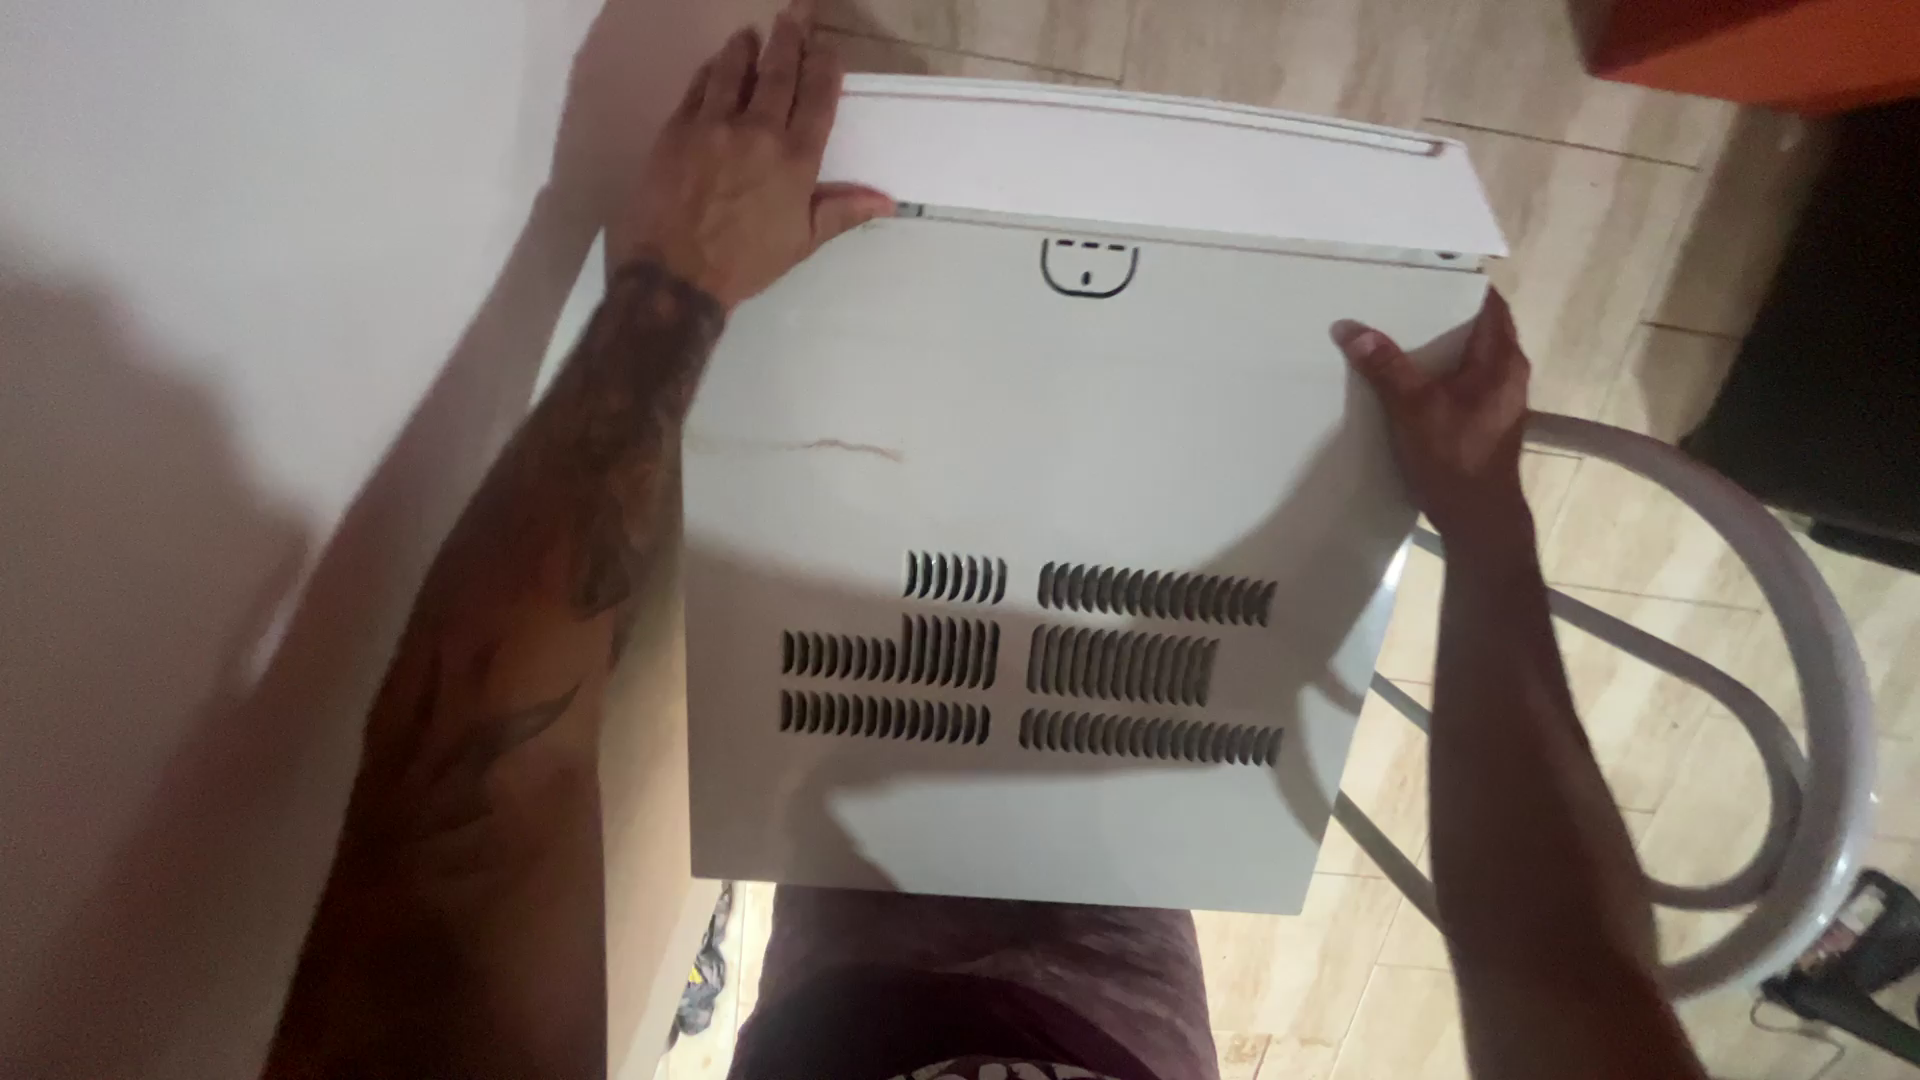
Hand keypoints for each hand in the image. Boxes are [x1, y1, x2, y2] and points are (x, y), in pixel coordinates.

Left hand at [608, 2, 894, 308]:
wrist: (679, 272)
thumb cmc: (748, 263)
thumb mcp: (803, 242)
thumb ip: (842, 212)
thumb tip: (887, 201)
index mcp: (794, 161)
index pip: (817, 100)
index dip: (825, 69)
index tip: (828, 48)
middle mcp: (757, 131)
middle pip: (778, 72)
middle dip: (791, 37)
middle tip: (797, 11)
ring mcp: (714, 124)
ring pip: (733, 69)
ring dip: (747, 46)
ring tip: (753, 32)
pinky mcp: (678, 127)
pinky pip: (699, 86)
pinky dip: (711, 70)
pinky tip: (716, 63)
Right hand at [1332, 289, 1531, 539]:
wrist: (1477, 517)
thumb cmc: (1454, 458)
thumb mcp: (1414, 409)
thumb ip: (1386, 367)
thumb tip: (1351, 327)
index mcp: (1500, 361)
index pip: (1488, 305)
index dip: (1459, 285)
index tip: (1422, 275)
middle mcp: (1505, 374)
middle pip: (1475, 329)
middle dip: (1437, 316)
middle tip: (1395, 305)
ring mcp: (1494, 399)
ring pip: (1464, 358)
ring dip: (1433, 348)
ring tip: (1392, 339)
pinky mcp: (1479, 420)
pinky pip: (1456, 382)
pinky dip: (1432, 374)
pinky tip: (1402, 383)